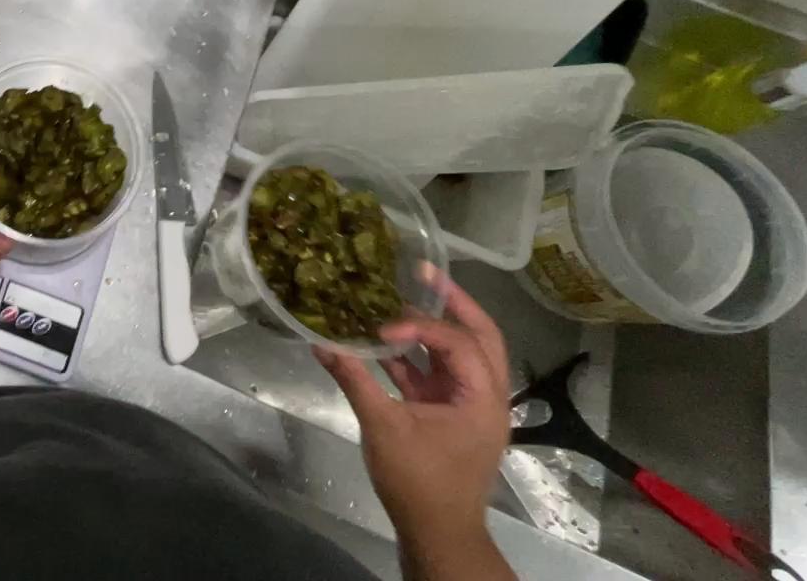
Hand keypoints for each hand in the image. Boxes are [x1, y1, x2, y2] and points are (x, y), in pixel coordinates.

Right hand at [316, 267, 510, 550]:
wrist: (437, 534)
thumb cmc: (419, 482)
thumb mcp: (383, 427)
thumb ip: (354, 379)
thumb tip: (321, 342)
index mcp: (482, 399)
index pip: (457, 343)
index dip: (418, 328)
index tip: (380, 330)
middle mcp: (485, 396)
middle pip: (481, 337)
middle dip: (454, 303)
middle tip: (423, 273)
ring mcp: (468, 405)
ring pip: (461, 353)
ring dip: (433, 327)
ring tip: (404, 294)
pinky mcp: (448, 414)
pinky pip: (436, 373)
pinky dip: (414, 355)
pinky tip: (381, 341)